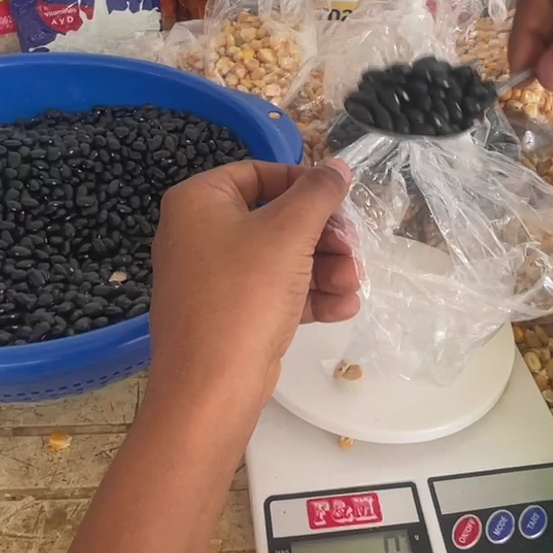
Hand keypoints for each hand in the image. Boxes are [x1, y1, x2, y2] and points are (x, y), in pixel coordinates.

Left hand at [147, 159, 356, 406]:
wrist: (211, 388)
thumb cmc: (244, 294)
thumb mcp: (288, 233)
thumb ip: (318, 193)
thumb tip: (339, 165)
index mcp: (199, 201)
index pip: (259, 173)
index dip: (304, 183)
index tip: (339, 199)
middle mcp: (199, 234)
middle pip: (276, 218)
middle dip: (322, 235)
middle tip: (353, 248)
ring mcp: (214, 277)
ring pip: (280, 258)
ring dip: (324, 267)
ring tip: (353, 282)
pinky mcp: (230, 314)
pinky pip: (274, 292)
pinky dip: (308, 295)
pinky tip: (342, 306)